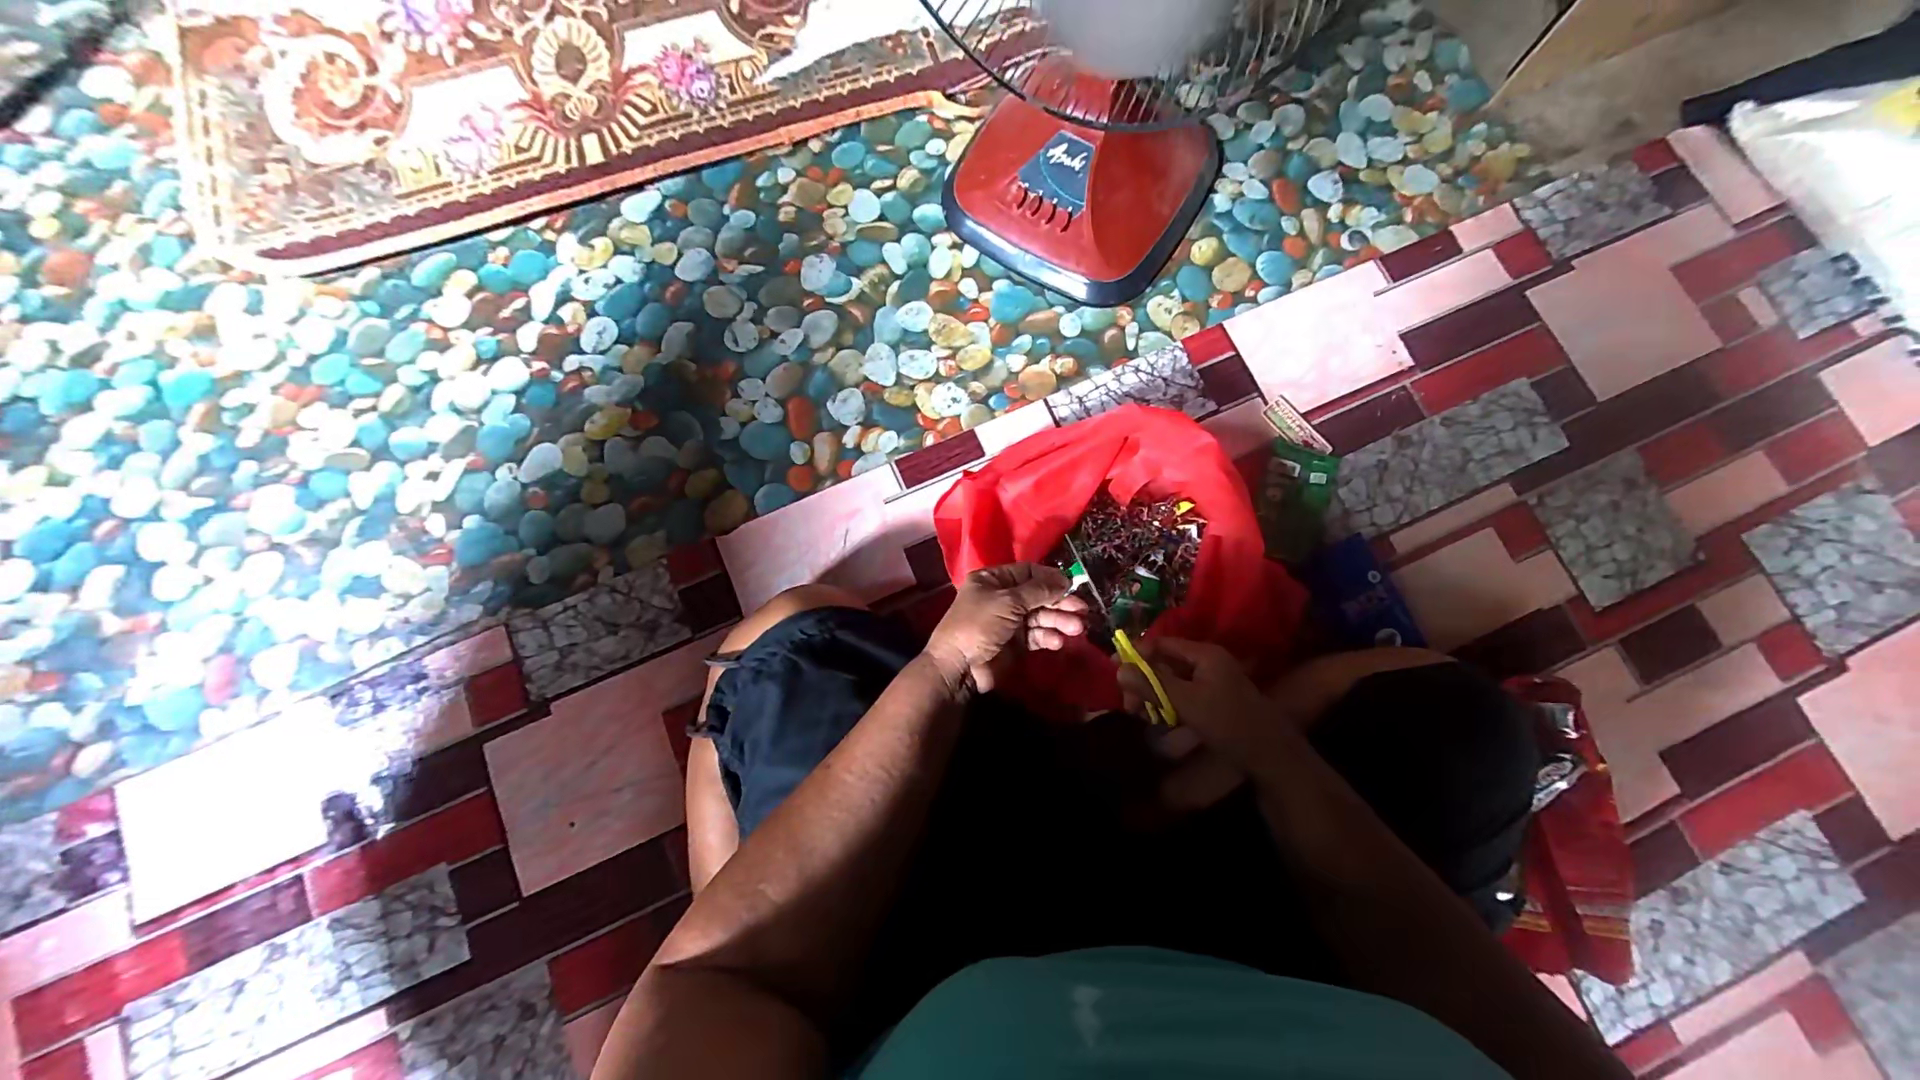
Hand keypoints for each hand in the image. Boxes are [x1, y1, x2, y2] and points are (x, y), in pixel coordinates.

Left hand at [922, 563, 1088, 694]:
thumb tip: (1064, 580)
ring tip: (1076, 628)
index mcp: (993, 580)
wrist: (959, 667)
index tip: (1071, 585)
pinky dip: (1048, 637)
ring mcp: (1009, 621)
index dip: (1050, 578)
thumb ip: (1038, 591)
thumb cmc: (979, 624)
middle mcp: (1002, 598)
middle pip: (1038, 595)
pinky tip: (1057, 641)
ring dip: (1059, 620)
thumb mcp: (1007, 602)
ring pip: (1040, 616)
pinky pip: (1036, 635)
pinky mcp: (1015, 644)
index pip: (1028, 572)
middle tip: (1082, 609)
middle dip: (1060, 602)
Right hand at [1118, 637, 1303, 780]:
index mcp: (1204, 654)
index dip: (1136, 654)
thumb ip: (1152, 684)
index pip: (1161, 643)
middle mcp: (1208, 662)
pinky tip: (1159, 719)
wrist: (1271, 756)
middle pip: (1164, 662)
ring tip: (1140, 714)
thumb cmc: (1228, 723)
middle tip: (1129, 704)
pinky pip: (1182, 694)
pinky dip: (1167, 704)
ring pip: (1172, 681)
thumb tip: (1118, 668)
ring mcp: (1212, 682)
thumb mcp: (1186, 702)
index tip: (1114, 670)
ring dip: (1153, 694)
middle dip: (1143, 680)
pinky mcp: (1213, 701)